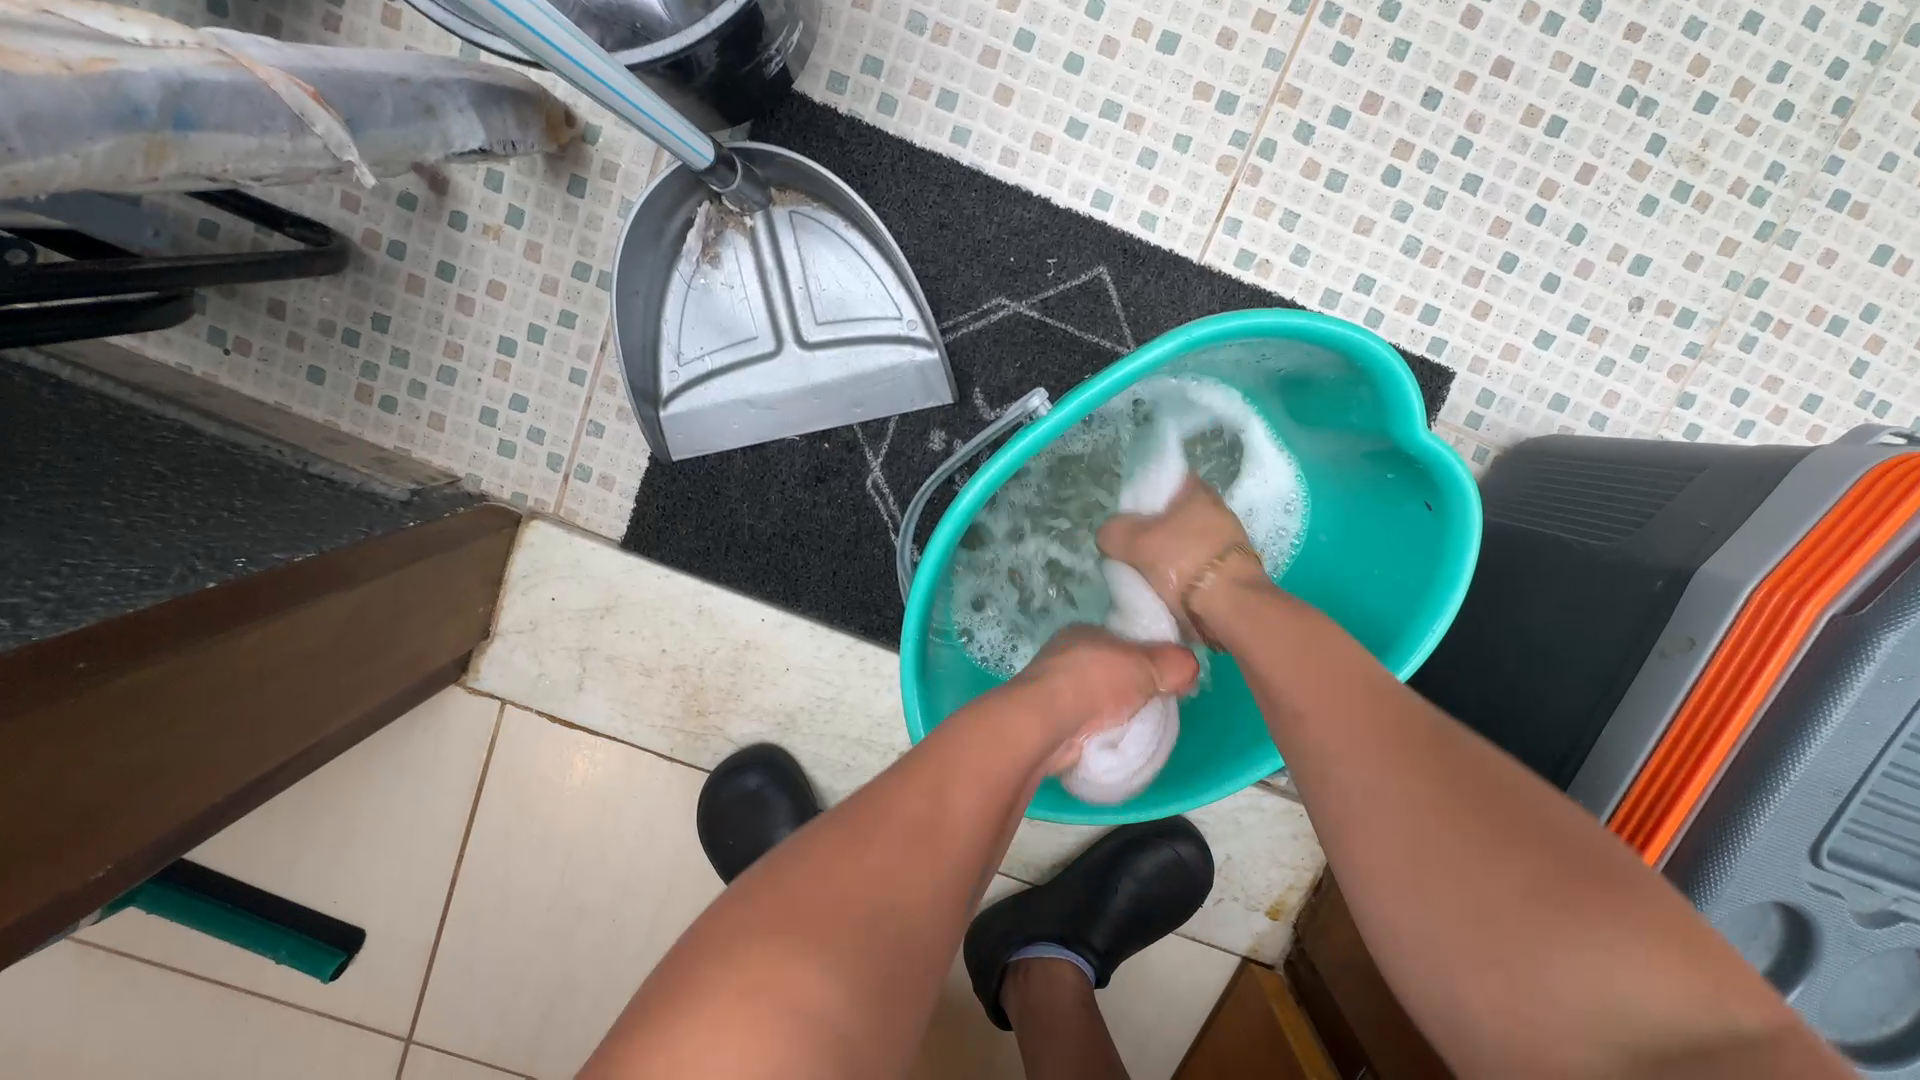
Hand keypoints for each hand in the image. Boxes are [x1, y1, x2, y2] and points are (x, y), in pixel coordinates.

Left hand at [1009, 624, 1198, 773]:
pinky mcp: (1049, 725)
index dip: (1145, 659)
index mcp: (1084, 634)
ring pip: (1096, 703)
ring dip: (1113, 716)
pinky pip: (1084, 728)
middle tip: (1154, 709)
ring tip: (1136, 731)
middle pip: (1110, 674)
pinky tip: (1111, 744)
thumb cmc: (1095, 682)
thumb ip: (1173, 663)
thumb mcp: (1146, 664)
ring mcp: (1053, 693)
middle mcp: (1065, 659)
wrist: (1046, 725)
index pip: (1122, 642)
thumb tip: (1190, 668)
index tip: (1164, 680)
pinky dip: (1098, 735)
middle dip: (1130, 691)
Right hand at [1097, 475, 1270, 637]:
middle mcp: (1217, 512)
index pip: (1164, 482)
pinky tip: (1164, 591)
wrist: (1230, 608)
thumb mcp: (1134, 541)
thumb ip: (1113, 532)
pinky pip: (1193, 570)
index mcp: (1198, 492)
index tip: (1125, 519)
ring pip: (1182, 546)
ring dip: (1164, 560)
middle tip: (1128, 551)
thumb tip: (1109, 536)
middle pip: (1171, 517)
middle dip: (1150, 534)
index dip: (1141, 496)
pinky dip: (1179, 579)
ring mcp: (1226, 544)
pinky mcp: (1230, 573)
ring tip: (1143, 577)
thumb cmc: (1184, 562)